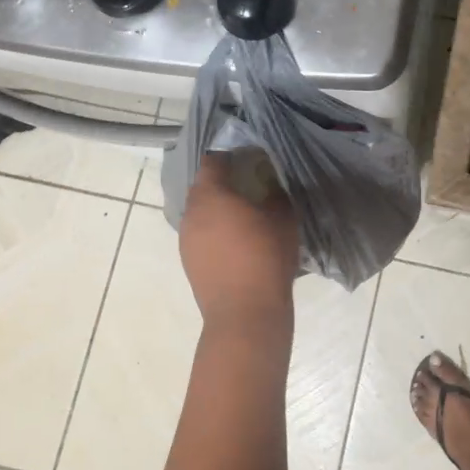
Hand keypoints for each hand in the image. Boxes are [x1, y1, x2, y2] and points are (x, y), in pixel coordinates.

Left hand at [179, 152, 300, 336]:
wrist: (245, 313)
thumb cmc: (266, 256)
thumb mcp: (283, 217)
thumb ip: (275, 193)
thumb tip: (270, 184)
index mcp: (211, 194)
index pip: (213, 161)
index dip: (231, 156)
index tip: (251, 159)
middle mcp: (191, 213)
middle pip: (203, 186)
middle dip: (223, 183)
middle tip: (250, 187)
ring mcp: (186, 239)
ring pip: (200, 213)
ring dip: (218, 210)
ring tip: (244, 217)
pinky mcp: (189, 262)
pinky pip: (201, 235)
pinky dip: (215, 231)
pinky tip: (237, 243)